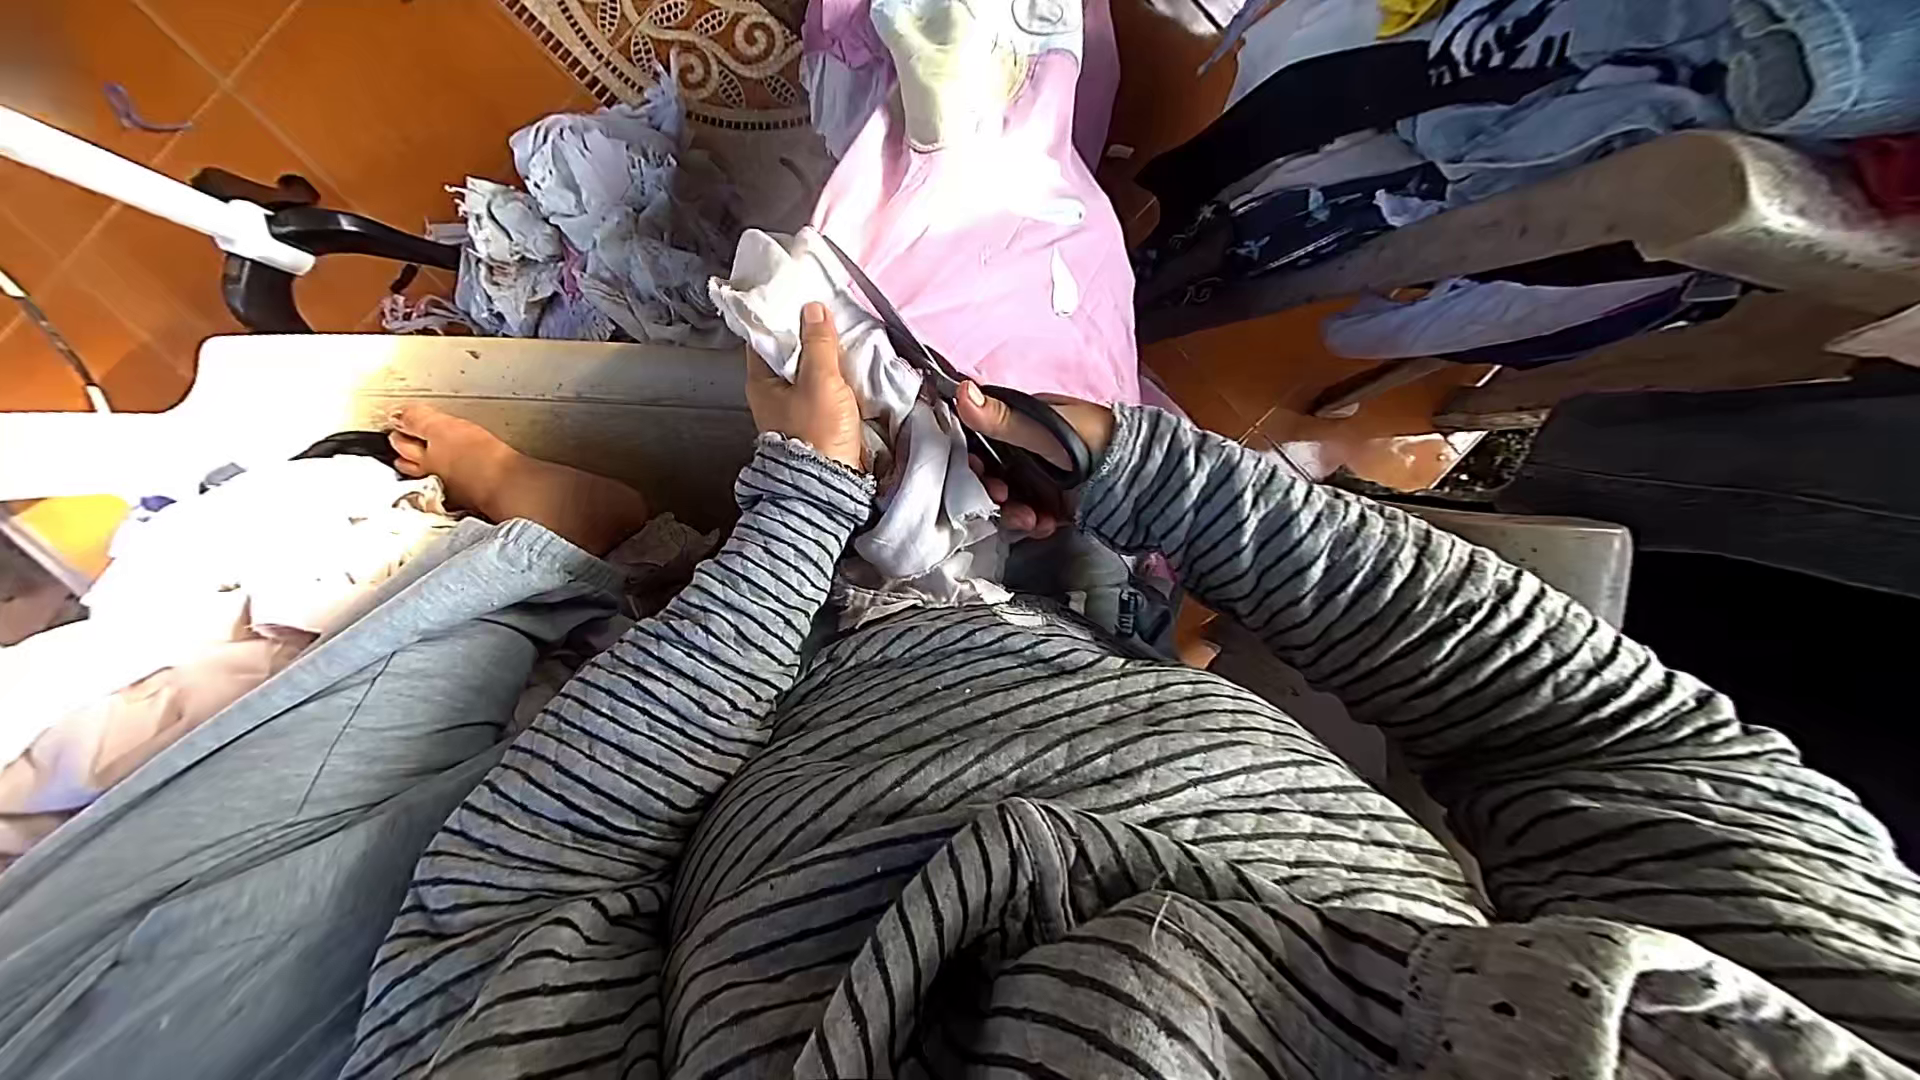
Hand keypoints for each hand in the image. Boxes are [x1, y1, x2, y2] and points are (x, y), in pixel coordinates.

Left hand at [746, 302, 865, 470]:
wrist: (831, 483)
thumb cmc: (818, 433)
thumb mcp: (819, 381)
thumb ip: (818, 344)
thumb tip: (813, 310)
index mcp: (762, 383)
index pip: (764, 337)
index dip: (781, 317)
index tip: (800, 300)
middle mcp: (773, 395)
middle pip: (788, 355)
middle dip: (809, 338)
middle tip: (828, 317)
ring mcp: (794, 410)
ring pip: (808, 373)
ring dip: (825, 360)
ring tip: (842, 341)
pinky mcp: (815, 422)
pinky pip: (823, 391)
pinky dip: (834, 380)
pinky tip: (849, 371)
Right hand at [955, 381, 1113, 538]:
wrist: (1138, 473)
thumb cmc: (1090, 438)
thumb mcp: (1042, 428)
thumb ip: (1001, 418)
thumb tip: (962, 390)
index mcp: (1020, 425)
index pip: (981, 444)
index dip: (973, 461)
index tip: (976, 474)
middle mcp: (1025, 452)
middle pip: (992, 477)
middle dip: (993, 493)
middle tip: (1003, 499)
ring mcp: (1039, 478)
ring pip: (1009, 501)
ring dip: (1013, 513)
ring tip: (1030, 519)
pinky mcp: (1053, 503)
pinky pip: (1031, 516)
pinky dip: (1033, 523)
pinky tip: (1044, 524)